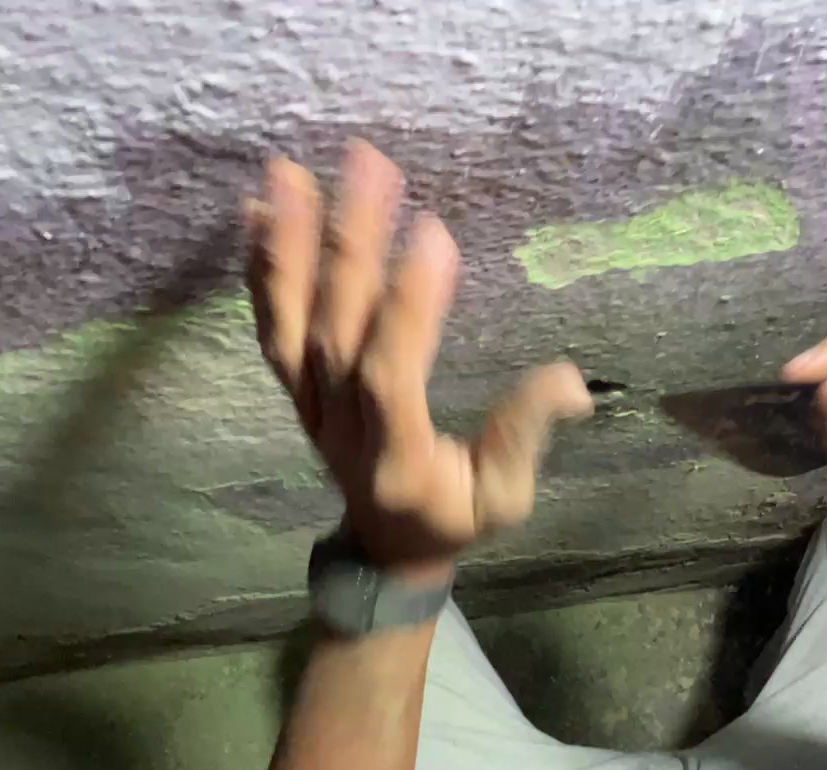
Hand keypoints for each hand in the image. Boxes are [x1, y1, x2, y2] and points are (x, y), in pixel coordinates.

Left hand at [247, 141, 592, 580]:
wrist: (387, 546)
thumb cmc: (453, 518)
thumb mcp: (504, 498)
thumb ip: (523, 438)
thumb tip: (569, 380)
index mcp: (395, 459)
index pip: (389, 375)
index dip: (408, 309)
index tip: (434, 232)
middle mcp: (341, 429)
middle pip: (335, 333)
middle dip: (350, 248)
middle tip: (370, 166)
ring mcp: (310, 408)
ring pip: (291, 327)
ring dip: (289, 248)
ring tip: (290, 172)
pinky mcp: (297, 394)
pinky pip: (272, 333)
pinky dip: (261, 274)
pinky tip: (257, 214)